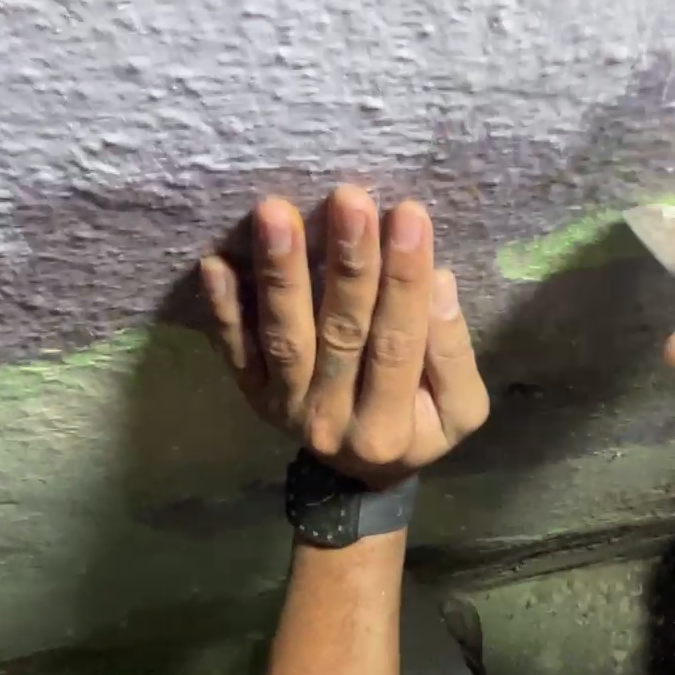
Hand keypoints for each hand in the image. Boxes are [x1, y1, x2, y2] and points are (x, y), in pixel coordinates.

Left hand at [198, 186, 490, 485]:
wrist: (357, 474)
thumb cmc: (417, 429)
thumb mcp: (458, 411)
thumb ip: (453, 354)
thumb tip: (438, 283)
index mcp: (389, 428)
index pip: (399, 345)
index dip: (405, 282)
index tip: (409, 216)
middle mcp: (332, 421)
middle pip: (341, 335)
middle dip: (348, 266)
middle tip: (349, 200)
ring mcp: (286, 406)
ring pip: (285, 338)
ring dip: (281, 275)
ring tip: (277, 215)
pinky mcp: (253, 393)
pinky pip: (235, 351)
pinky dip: (224, 309)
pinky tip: (216, 263)